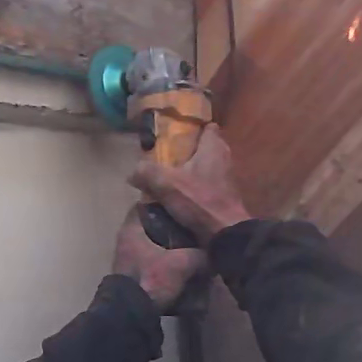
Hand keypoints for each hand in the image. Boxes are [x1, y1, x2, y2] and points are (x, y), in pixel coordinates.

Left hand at [112, 207, 206, 310]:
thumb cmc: (151, 279)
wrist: (132, 314)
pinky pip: (153, 262)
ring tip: (193, 248)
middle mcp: (127, 240)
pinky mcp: (134, 275)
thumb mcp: (182, 264)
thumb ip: (199, 255)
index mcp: (132, 229)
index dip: (162, 202)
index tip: (181, 204)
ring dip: (170, 247)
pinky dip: (166, 262)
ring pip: (153, 245)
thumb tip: (212, 254)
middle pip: (151, 226)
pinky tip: (184, 267)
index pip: (144, 205)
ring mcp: (129, 259)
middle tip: (192, 227)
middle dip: (171, 227)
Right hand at [128, 124, 251, 242]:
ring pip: (208, 167)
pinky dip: (198, 187)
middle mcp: (225, 159)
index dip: (194, 127)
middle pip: (207, 148)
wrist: (225, 233)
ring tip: (171, 177)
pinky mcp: (227, 197)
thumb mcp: (166, 184)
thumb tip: (132, 172)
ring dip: (193, 170)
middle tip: (169, 156)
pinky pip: (210, 185)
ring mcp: (228, 179)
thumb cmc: (199, 201)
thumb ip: (147, 173)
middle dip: (191, 150)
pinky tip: (182, 196)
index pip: (208, 128)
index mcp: (213, 148)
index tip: (178, 132)